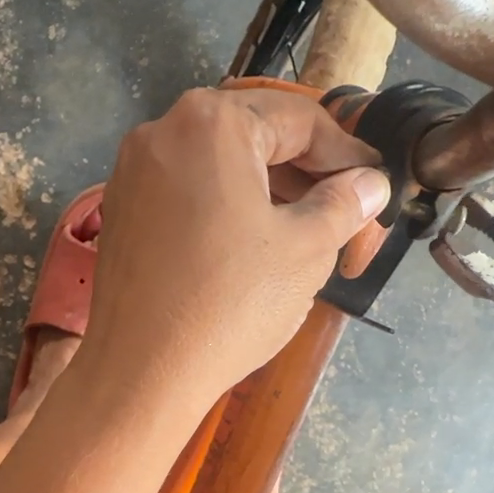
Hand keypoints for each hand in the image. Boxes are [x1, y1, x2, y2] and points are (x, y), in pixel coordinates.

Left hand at [80, 87, 389, 403]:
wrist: (143, 373)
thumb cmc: (230, 304)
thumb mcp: (306, 249)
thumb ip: (345, 203)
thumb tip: (369, 184)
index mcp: (211, 121)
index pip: (300, 119)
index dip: (347, 156)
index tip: (374, 189)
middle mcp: (161, 132)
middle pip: (254, 138)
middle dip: (305, 177)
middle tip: (343, 220)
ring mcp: (132, 174)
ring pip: (218, 167)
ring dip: (267, 194)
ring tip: (303, 238)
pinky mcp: (120, 214)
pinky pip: (185, 194)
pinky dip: (223, 209)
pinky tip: (249, 249)